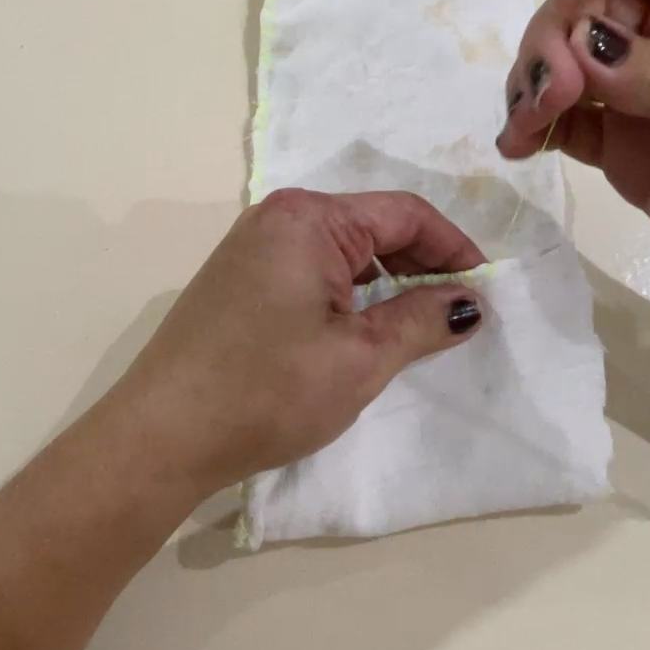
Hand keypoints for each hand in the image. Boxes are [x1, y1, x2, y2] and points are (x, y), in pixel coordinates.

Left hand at [104, 189, 485, 494]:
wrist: (163, 435)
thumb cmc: (268, 391)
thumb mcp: (359, 358)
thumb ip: (422, 320)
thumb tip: (469, 302)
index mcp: (308, 218)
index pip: (404, 214)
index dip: (453, 248)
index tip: (485, 290)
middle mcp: (277, 218)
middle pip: (371, 227)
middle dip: (420, 265)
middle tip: (456, 313)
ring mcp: (251, 248)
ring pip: (341, 252)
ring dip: (384, 283)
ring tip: (416, 326)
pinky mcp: (238, 280)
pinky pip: (310, 270)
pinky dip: (346, 294)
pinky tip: (361, 330)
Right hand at [496, 0, 649, 298]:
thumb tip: (579, 47)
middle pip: (583, 1)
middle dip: (553, 34)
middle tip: (556, 91)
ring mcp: (640, 93)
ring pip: (561, 61)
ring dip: (531, 82)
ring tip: (528, 125)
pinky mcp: (621, 148)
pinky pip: (563, 123)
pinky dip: (530, 127)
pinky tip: (518, 145)